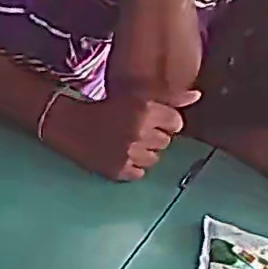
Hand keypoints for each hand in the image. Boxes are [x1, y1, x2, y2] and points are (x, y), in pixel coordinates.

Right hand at [45, 91, 199, 180]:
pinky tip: (120, 156)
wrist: (70, 124)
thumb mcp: (137, 98)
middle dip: (153, 137)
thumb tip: (197, 95)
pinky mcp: (118, 170)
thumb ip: (171, 98)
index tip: (148, 121)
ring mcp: (128, 153)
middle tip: (133, 131)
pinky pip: (139, 174)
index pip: (176, 123)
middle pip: (165, 142)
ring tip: (126, 144)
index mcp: (144, 110)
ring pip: (154, 159)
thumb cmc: (105, 109)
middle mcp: (138, 132)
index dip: (164, 122)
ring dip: (143, 153)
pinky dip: (132, 167)